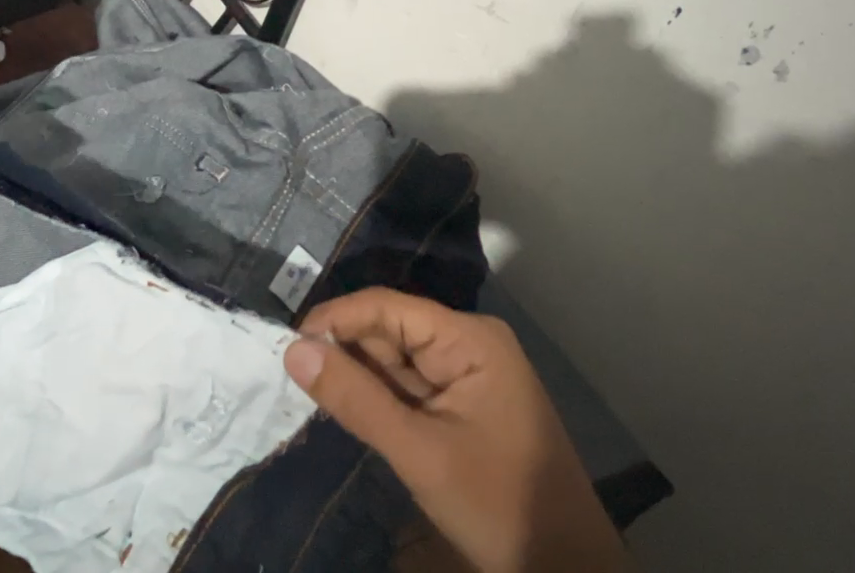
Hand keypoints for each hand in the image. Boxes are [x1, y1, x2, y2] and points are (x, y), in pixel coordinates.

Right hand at [283, 289, 626, 572]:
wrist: (566, 572)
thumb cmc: (499, 505)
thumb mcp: (419, 452)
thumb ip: (355, 398)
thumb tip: (291, 350)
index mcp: (470, 339)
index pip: (386, 307)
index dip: (334, 319)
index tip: (288, 348)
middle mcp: (468, 343)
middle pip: (386, 328)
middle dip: (342, 349)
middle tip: (295, 379)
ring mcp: (465, 372)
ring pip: (391, 357)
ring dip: (355, 374)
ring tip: (313, 394)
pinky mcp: (459, 401)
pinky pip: (404, 383)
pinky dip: (374, 395)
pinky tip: (347, 408)